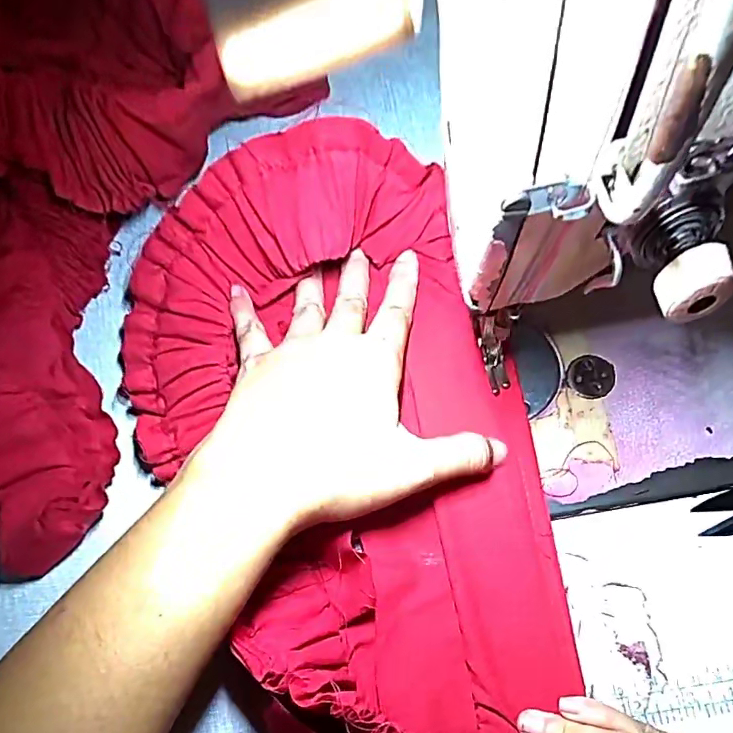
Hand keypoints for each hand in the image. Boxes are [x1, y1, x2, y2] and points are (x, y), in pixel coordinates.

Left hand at [176, 248, 505, 535]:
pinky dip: (243, 311)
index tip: (408, 259)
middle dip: (359, 278)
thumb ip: (456, 456)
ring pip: (305, 310)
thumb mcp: (409, 468)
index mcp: (374, 364)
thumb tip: (496, 453)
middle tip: (361, 254)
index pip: (396, 315)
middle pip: (351, 303)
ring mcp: (290, 353)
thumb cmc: (334, 474)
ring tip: (315, 270)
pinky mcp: (254, 369)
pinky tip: (236, 293)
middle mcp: (332, 347)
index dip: (405, 286)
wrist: (263, 479)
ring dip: (312, 288)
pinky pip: (249, 331)